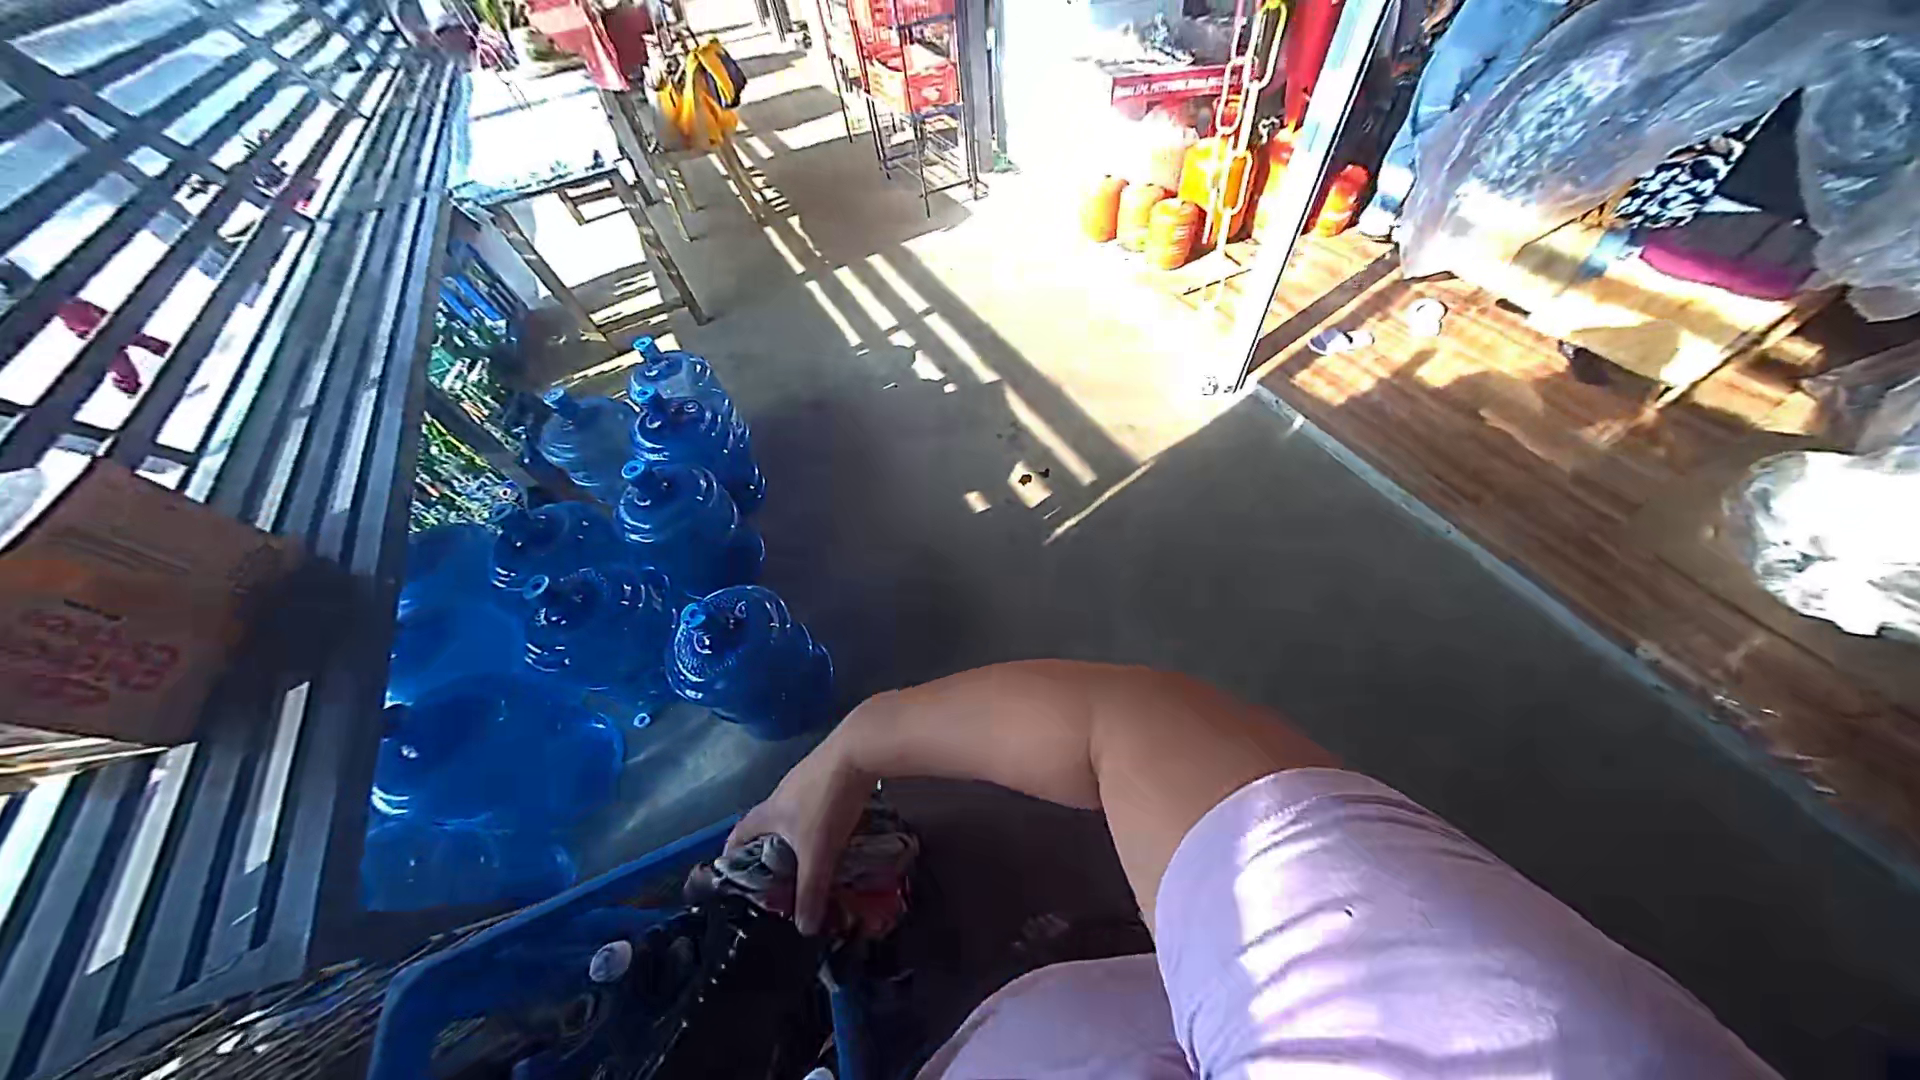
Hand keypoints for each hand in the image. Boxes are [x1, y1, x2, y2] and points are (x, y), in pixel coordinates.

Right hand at [726, 719, 875, 934]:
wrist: (860, 747)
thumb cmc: (828, 800)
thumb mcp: (818, 851)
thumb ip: (811, 890)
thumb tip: (804, 929)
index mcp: (770, 810)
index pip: (739, 832)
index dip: (731, 851)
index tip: (730, 870)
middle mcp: (783, 790)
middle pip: (767, 821)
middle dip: (768, 846)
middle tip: (777, 872)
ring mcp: (808, 775)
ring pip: (795, 809)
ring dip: (797, 831)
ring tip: (808, 854)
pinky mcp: (831, 769)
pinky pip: (818, 798)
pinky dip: (820, 816)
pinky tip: (836, 828)